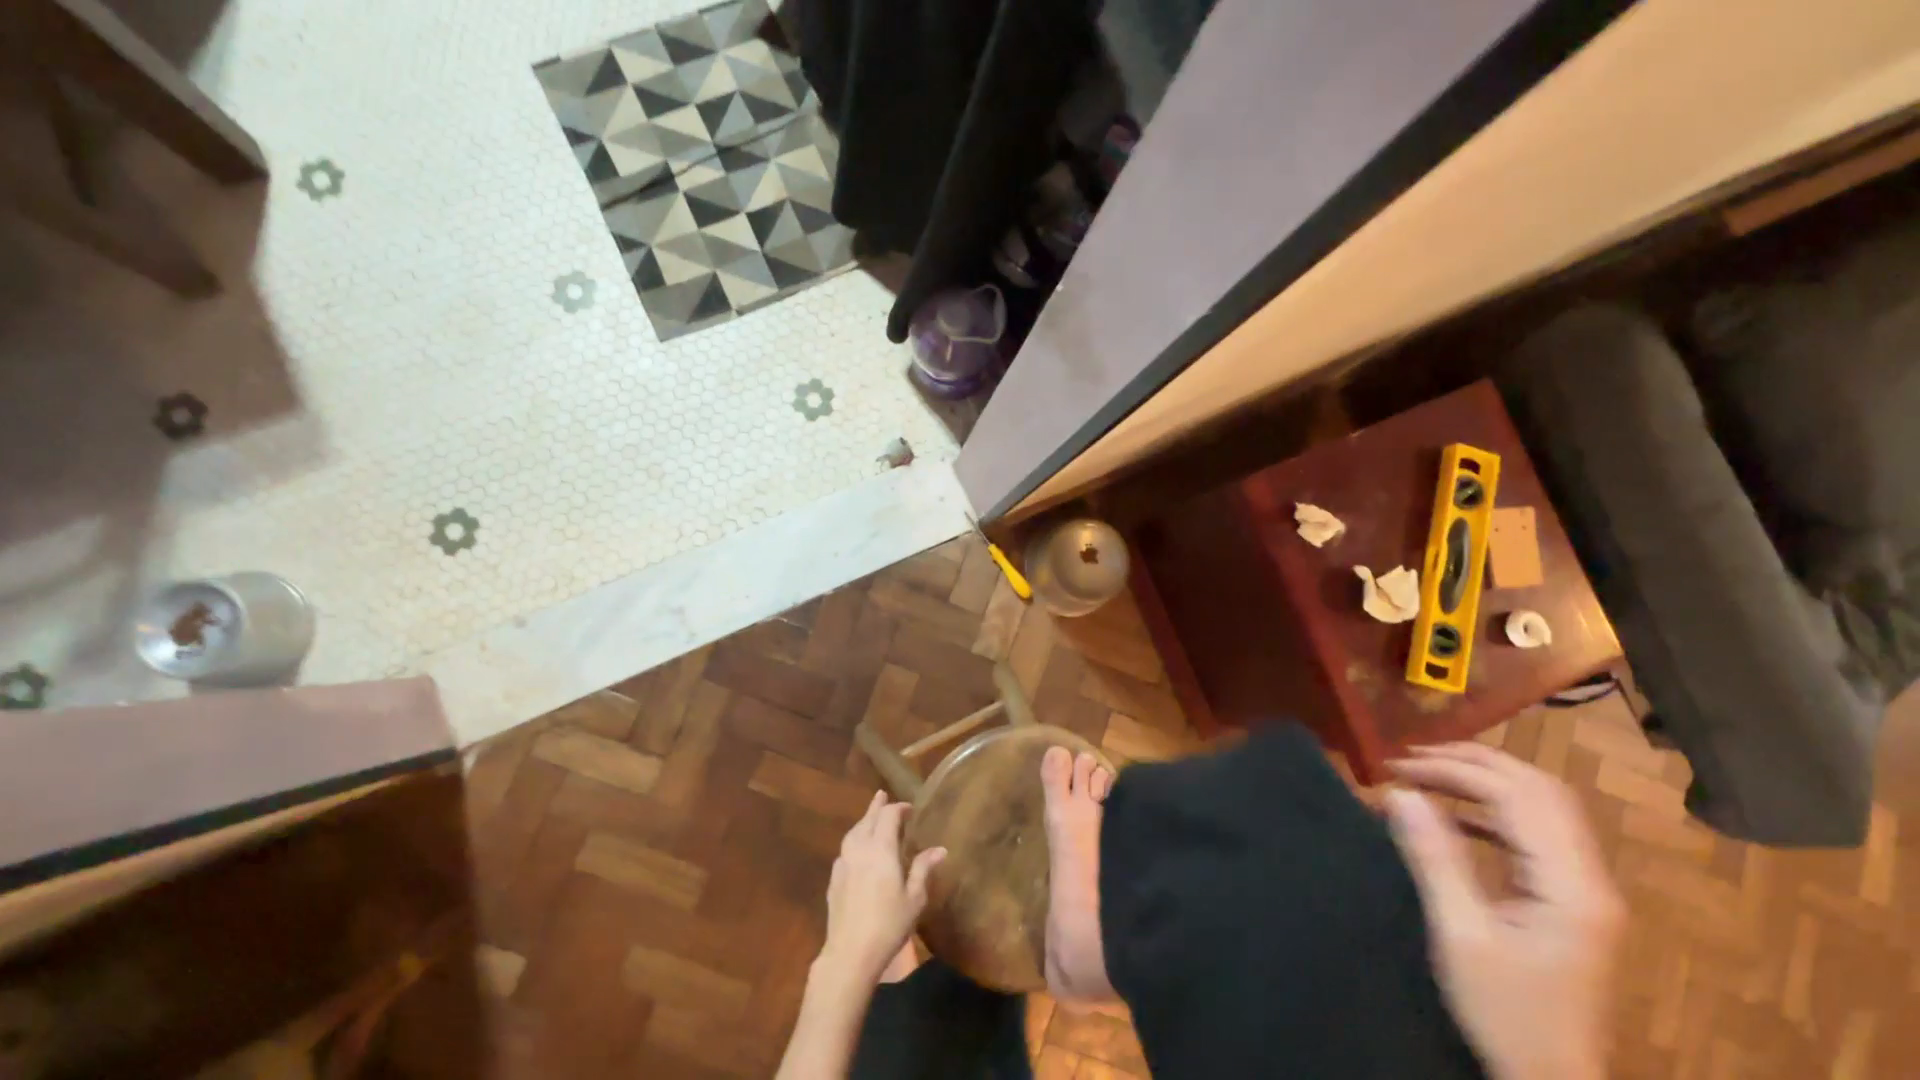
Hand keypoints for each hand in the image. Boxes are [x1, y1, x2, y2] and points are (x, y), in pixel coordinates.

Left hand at [818, 791, 946, 985]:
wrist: (850, 952)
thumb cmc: (889, 924)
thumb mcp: (915, 898)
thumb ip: (924, 869)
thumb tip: (940, 849)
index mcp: (880, 849)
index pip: (888, 816)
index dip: (898, 808)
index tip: (909, 808)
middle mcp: (859, 849)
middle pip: (866, 820)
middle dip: (876, 807)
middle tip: (882, 796)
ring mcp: (842, 864)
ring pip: (852, 833)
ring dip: (863, 822)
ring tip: (870, 819)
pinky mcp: (833, 880)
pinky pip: (845, 850)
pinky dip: (854, 841)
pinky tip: (858, 851)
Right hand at [1385, 743, 1624, 1079]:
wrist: (1552, 1079)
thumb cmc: (1505, 1013)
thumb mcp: (1461, 935)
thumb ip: (1434, 858)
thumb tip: (1400, 794)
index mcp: (1570, 885)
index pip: (1517, 797)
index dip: (1456, 770)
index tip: (1398, 766)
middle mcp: (1590, 876)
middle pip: (1539, 789)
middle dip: (1474, 763)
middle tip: (1412, 758)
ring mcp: (1587, 887)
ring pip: (1542, 806)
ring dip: (1486, 782)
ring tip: (1429, 774)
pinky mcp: (1574, 899)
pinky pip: (1538, 834)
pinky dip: (1495, 812)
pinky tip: (1456, 817)